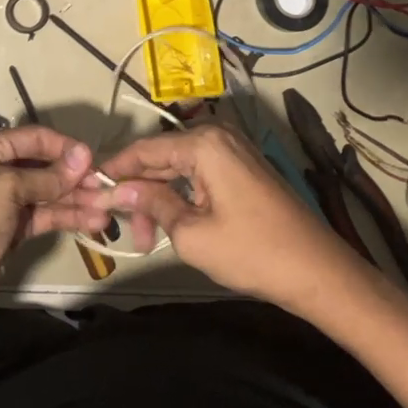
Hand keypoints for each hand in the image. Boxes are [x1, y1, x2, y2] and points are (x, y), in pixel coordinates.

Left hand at [0, 126, 106, 340]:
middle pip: (42, 165)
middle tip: (106, 187)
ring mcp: (3, 204)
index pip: (32, 138)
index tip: (94, 159)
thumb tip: (84, 155)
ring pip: (47, 194)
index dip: (63, 146)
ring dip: (76, 199)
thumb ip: (47, 175)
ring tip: (108, 208)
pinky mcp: (12, 232)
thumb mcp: (6, 189)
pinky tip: (93, 221)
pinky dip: (67, 217)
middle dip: (73, 175)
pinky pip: (44, 217)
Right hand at [90, 124, 361, 309]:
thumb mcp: (192, 235)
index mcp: (203, 144)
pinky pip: (200, 174)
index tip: (88, 191)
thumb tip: (119, 191)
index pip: (144, 150)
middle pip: (161, 157)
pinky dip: (181, 196)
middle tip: (116, 226)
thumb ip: (152, 205)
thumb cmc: (253, 252)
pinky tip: (169, 223)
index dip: (114, 171)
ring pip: (179, 169)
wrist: (319, 272)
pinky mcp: (243, 168)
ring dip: (158, 198)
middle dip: (137, 191)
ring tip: (143, 238)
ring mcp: (233, 150)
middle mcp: (217, 136)